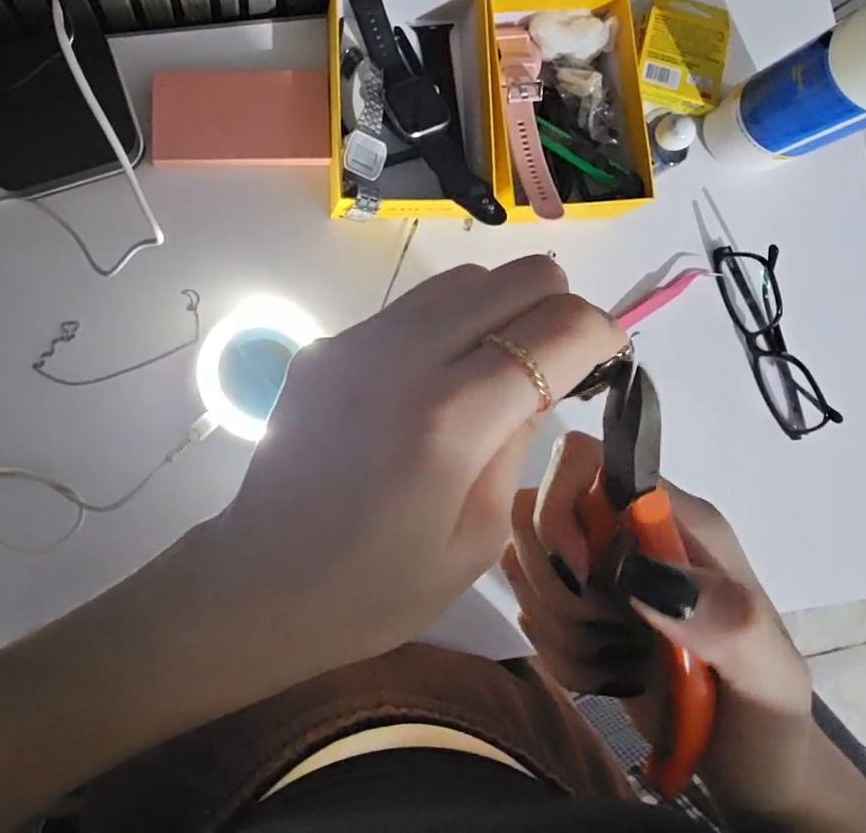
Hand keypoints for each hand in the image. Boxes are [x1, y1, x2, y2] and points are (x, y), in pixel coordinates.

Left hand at [194, 257, 628, 678]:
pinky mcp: (322, 345)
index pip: (555, 328)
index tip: (607, 356)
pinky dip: (441, 328)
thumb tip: (538, 382)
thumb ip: (517, 443)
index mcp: (448, 421)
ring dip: (496, 309)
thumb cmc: (374, 589)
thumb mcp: (476, 540)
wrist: (259, 581)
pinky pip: (407, 310)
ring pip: (458, 281)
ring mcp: (352, 343)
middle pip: (511, 277)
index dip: (601, 332)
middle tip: (552, 364)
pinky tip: (427, 384)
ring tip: (491, 369)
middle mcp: (398, 358)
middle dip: (554, 307)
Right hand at [503, 433, 815, 817]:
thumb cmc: (765, 716)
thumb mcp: (771, 678)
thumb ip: (725, 620)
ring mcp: (592, 566)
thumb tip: (642, 573)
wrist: (746, 768)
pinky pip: (525, 611)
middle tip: (614, 631)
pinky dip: (559, 655)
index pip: (583, 459)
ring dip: (561, 627)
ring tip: (620, 660)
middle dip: (559, 584)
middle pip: (533, 511)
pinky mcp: (569, 607)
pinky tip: (608, 673)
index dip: (561, 505)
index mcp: (673, 518)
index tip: (585, 572)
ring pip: (522, 562)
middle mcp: (624, 529)